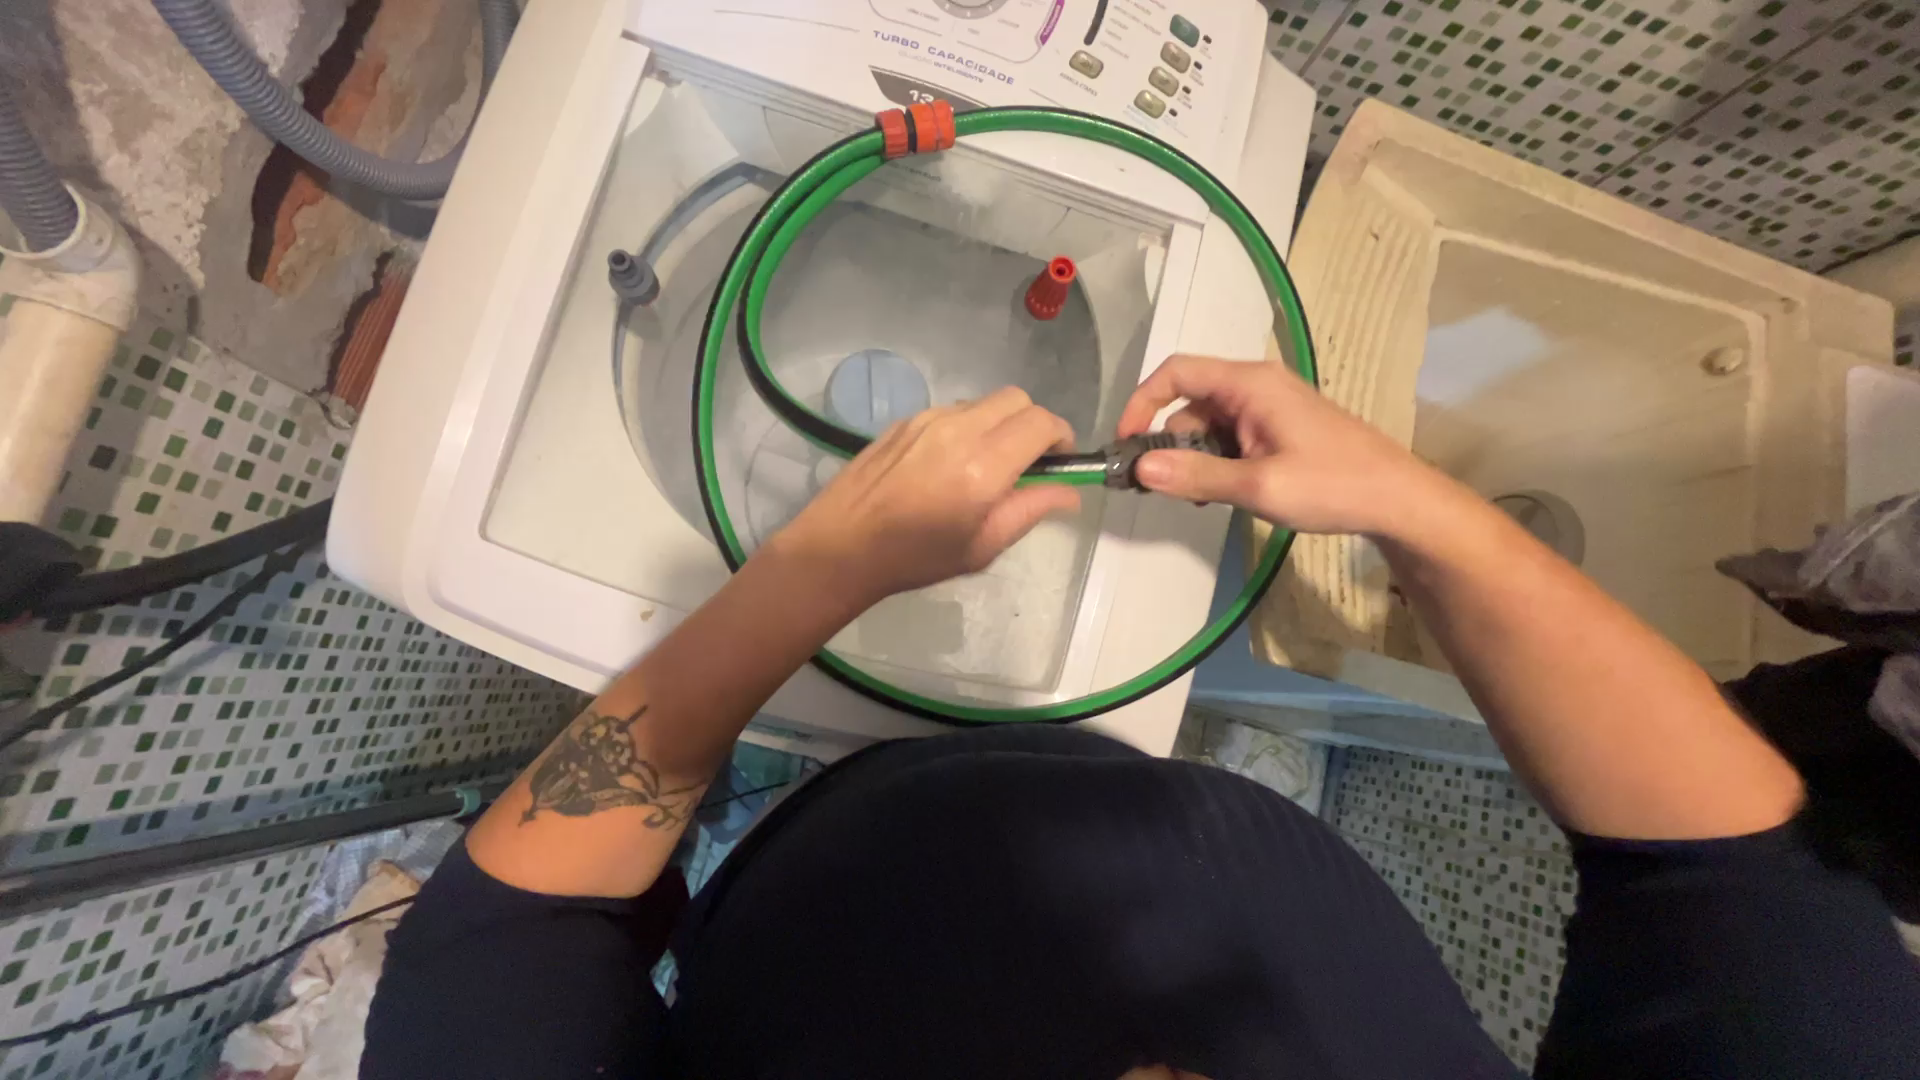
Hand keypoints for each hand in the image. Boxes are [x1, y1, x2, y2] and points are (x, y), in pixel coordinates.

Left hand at [766, 387, 1081, 603]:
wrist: (841, 545)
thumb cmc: (915, 557)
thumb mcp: (982, 546)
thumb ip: (1030, 510)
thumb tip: (1069, 492)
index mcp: (983, 466)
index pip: (1042, 423)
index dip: (1061, 437)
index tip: (1060, 461)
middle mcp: (958, 429)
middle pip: (1017, 399)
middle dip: (1034, 424)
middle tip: (1028, 463)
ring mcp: (927, 419)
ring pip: (984, 402)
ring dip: (1000, 424)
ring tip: (986, 465)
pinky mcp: (905, 420)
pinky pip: (953, 410)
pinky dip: (969, 427)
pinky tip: (950, 464)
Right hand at [1115, 355, 1461, 538]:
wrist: (1398, 500)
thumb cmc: (1332, 485)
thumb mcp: (1258, 486)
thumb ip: (1196, 476)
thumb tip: (1139, 470)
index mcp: (1250, 384)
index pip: (1176, 372)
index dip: (1141, 402)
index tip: (1125, 444)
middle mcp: (1255, 386)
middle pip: (1188, 403)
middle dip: (1169, 444)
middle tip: (1167, 488)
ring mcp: (1267, 407)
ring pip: (1206, 425)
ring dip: (1194, 459)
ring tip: (1205, 498)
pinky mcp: (1275, 427)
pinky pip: (1228, 437)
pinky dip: (1215, 462)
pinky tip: (1225, 492)